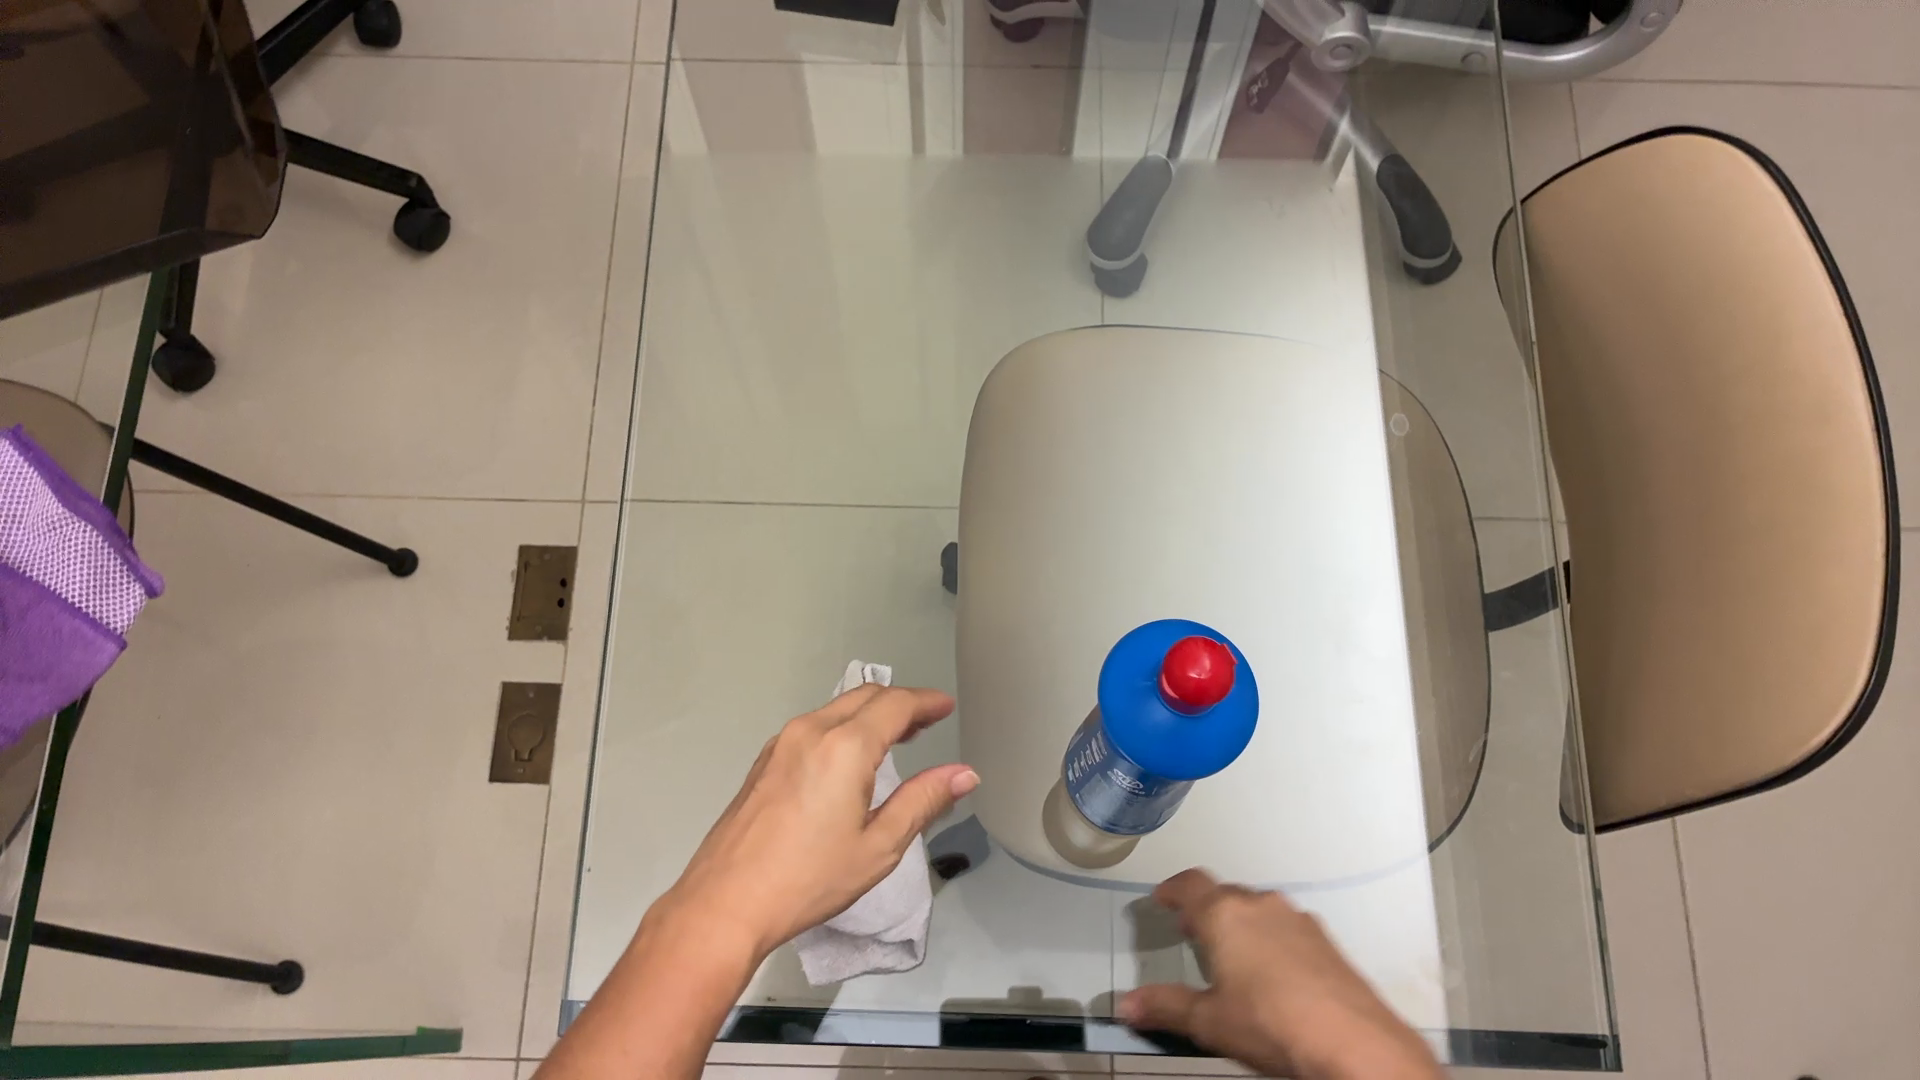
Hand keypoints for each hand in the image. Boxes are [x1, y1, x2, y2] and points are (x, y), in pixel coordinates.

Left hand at [645, 684, 978, 959]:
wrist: (723, 903)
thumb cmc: (809, 878)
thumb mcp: (878, 847)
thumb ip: (923, 802)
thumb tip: (964, 774)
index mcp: (844, 747)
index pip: (895, 705)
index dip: (926, 702)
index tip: (947, 706)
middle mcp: (811, 730)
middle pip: (864, 696)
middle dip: (900, 703)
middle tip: (928, 721)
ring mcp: (782, 742)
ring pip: (836, 708)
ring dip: (870, 713)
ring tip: (896, 736)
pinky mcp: (764, 760)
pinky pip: (814, 725)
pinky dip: (843, 726)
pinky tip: (850, 755)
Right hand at [1118, 869, 1442, 1079]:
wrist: (1358, 1047)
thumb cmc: (1272, 1026)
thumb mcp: (1210, 1022)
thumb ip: (1166, 1007)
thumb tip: (1126, 1005)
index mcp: (1224, 914)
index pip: (1190, 884)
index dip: (1173, 890)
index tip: (1163, 899)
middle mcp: (1260, 905)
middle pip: (1225, 895)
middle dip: (1207, 911)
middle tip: (1194, 934)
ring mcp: (1298, 920)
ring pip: (1259, 910)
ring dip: (1242, 925)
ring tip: (1235, 956)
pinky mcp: (1327, 942)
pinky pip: (1288, 929)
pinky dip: (1273, 940)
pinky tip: (1277, 975)